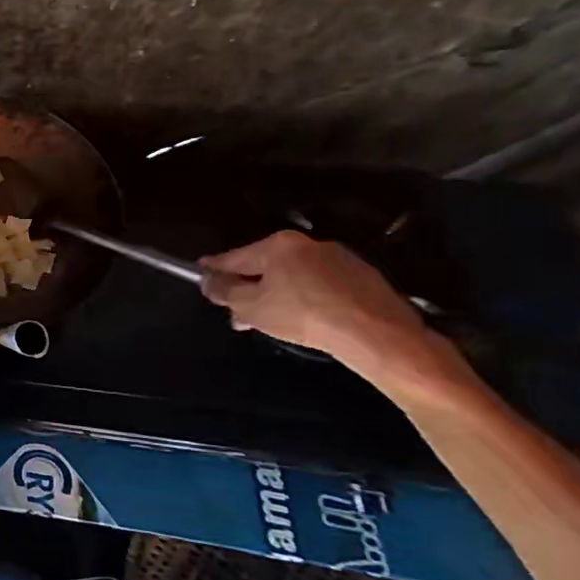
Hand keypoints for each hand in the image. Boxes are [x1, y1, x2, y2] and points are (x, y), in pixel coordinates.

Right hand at [199, 231, 429, 367]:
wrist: (377, 335)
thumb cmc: (304, 316)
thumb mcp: (250, 307)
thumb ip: (224, 291)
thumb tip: (208, 281)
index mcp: (279, 245)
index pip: (235, 257)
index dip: (214, 269)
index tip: (201, 272)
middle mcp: (309, 244)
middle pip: (265, 266)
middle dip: (249, 289)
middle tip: (238, 313)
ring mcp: (339, 259)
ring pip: (293, 276)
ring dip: (277, 295)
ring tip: (272, 322)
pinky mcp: (361, 277)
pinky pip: (319, 285)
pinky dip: (306, 299)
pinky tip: (306, 320)